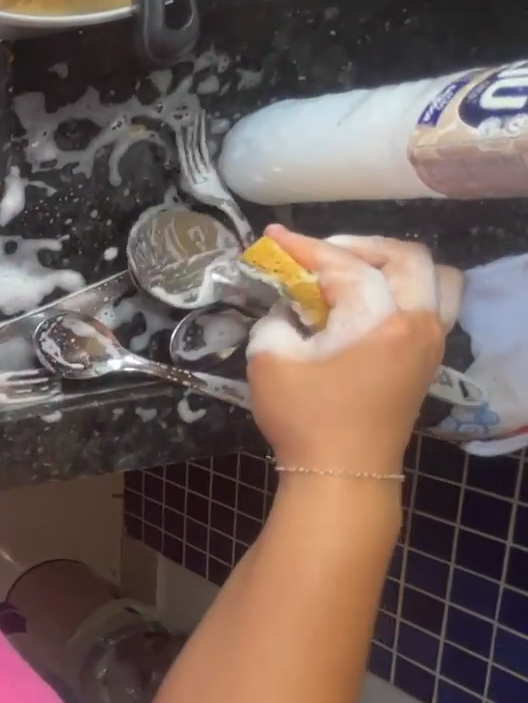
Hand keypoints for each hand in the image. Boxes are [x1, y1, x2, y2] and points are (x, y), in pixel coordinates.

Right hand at [246, 226, 448, 476]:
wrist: (342, 466)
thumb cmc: (303, 415)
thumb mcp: (269, 363)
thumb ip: (276, 323)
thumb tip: (287, 310)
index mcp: (379, 322)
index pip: (346, 267)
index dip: (306, 248)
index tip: (273, 236)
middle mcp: (418, 322)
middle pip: (405, 259)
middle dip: (356, 245)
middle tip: (314, 250)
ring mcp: (431, 339)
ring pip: (432, 277)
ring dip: (391, 263)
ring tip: (350, 268)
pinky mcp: (426, 355)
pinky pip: (431, 301)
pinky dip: (402, 286)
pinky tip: (365, 299)